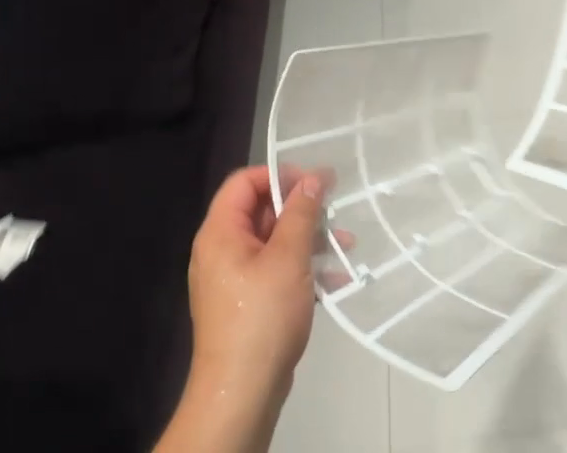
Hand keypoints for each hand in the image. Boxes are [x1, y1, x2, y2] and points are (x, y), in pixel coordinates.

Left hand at [157, 166, 325, 452]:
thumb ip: (302, 213)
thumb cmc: (262, 316)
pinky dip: (303, 268)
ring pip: (274, 242)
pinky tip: (336, 280)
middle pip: (261, 211)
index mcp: (220, 233)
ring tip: (346, 247)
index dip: (279, 175)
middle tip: (336, 213)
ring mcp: (234, 278)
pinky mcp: (248, 302)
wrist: (242, 391)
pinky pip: (276, 270)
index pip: (244, 182)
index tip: (316, 183)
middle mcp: (222, 250)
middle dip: (302, 210)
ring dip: (310, 240)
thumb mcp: (289, 258)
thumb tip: (314, 178)